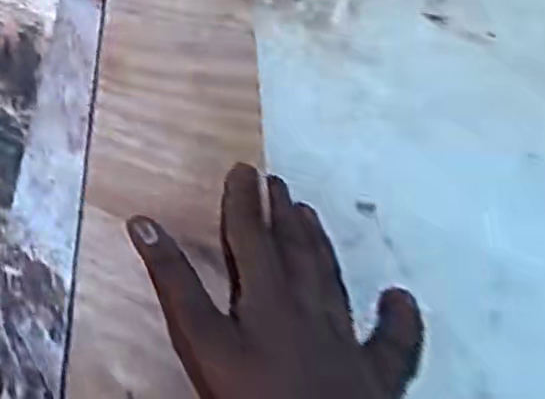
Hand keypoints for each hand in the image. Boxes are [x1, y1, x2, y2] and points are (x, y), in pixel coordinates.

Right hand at [128, 163, 423, 398]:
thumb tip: (142, 221)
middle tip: (277, 182)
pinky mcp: (379, 380)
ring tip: (311, 214)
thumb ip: (174, 280)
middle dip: (282, 215)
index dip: (244, 201)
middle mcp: (311, 312)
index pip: (251, 237)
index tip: (243, 169)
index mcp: (268, 299)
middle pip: (295, 253)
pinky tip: (403, 299)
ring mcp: (349, 346)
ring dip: (320, 246)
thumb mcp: (201, 338)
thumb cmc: (253, 395)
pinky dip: (401, 321)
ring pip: (333, 283)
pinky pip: (393, 346)